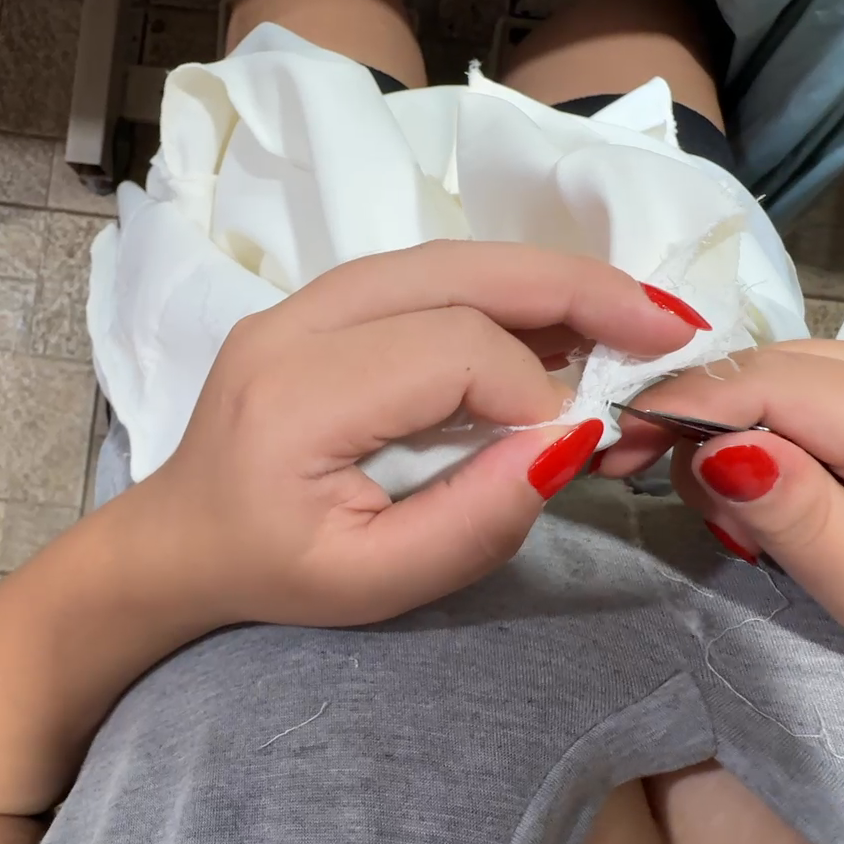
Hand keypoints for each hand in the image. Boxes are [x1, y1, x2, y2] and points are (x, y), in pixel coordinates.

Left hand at [119, 240, 703, 628]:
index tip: (571, 446)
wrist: (178, 542)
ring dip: (542, 280)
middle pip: (453, 272)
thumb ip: (472, 521)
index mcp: (295, 396)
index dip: (531, 391)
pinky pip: (420, 277)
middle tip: (666, 322)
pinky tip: (548, 321)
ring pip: (442, 259)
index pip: (448, 352)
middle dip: (572, 289)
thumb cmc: (268, 574)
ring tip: (624, 315)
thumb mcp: (373, 584)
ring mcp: (295, 304)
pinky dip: (496, 292)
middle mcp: (290, 324)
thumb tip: (566, 442)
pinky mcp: (310, 306)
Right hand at [602, 339, 843, 718]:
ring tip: (742, 510)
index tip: (616, 446)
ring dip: (730, 422)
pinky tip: (775, 477)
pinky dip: (766, 419)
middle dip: (696, 416)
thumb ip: (811, 528)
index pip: (777, 382)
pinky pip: (812, 379)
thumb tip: (722, 448)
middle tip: (662, 488)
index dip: (683, 402)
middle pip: (772, 364)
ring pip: (784, 366)